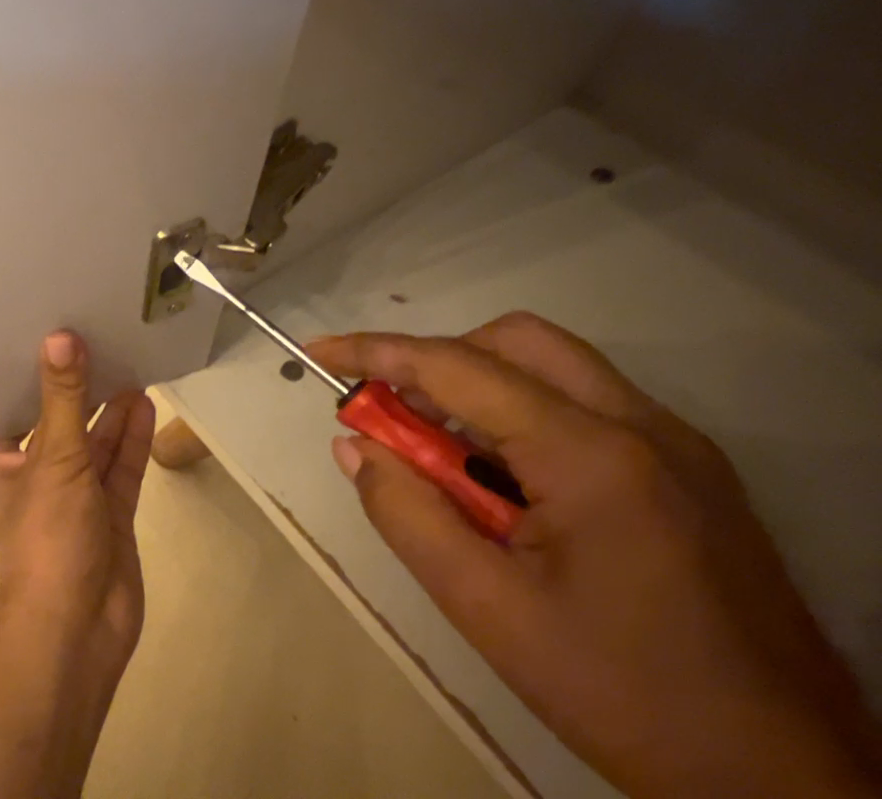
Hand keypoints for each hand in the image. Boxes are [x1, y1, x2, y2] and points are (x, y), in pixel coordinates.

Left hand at [0, 330, 154, 653]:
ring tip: (127, 360)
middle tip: (96, 334)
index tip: (42, 328)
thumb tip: (60, 337)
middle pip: (57, 420)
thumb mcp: (54, 458)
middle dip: (75, 387)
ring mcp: (75, 495)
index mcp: (1, 463)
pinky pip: (121, 468)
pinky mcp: (110, 514)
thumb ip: (62, 398)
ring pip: (94, 443)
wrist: (78, 626)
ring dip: (109, 409)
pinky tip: (144, 403)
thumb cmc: (48, 536)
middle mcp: (35, 474)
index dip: (25, 373)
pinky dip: (132, 439)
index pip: (9, 406)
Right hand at [310, 313, 880, 798]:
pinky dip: (527, 419)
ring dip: (482, 391)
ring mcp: (682, 450)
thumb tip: (354, 446)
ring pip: (559, 370)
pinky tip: (507, 490)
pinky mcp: (697, 479)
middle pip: (518, 343)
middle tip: (392, 419)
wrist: (782, 777)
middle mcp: (646, 428)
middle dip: (439, 361)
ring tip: (444, 463)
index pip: (459, 368)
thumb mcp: (485, 606)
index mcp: (592, 455)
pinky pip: (592, 410)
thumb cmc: (618, 690)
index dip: (376, 352)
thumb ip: (407, 513)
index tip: (317, 353)